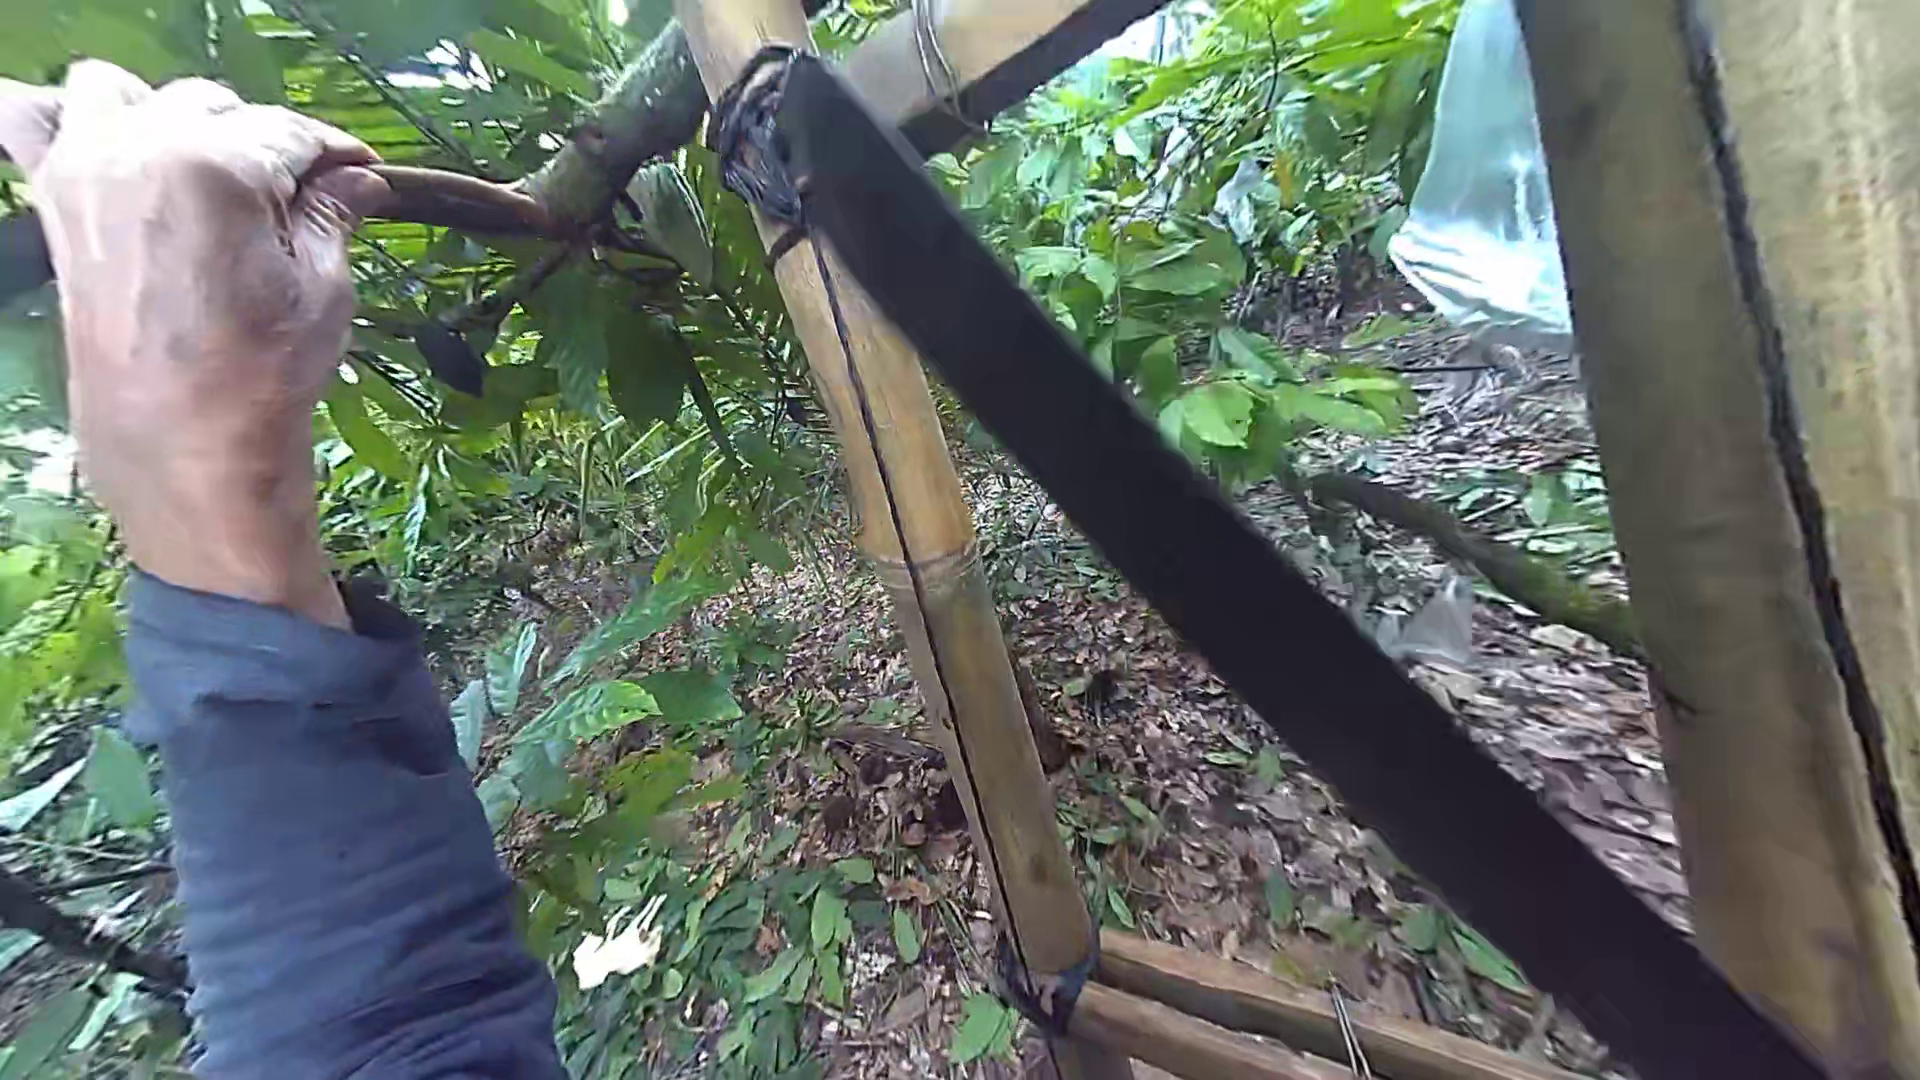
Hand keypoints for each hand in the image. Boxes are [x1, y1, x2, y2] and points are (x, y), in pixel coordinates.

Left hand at [0, 61, 391, 627]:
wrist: (186, 416)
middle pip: (212, 105)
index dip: (336, 148)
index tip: (371, 170)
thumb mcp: (326, 287)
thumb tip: (361, 179)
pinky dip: (83, 117)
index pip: (284, 131)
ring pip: (124, 91)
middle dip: (272, 140)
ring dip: (184, 119)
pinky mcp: (47, 188)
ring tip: (227, 173)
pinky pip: (35, 111)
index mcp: (214, 168)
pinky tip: (129, 154)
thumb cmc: (274, 358)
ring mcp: (75, 160)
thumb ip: (333, 218)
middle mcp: (131, 143)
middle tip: (316, 192)